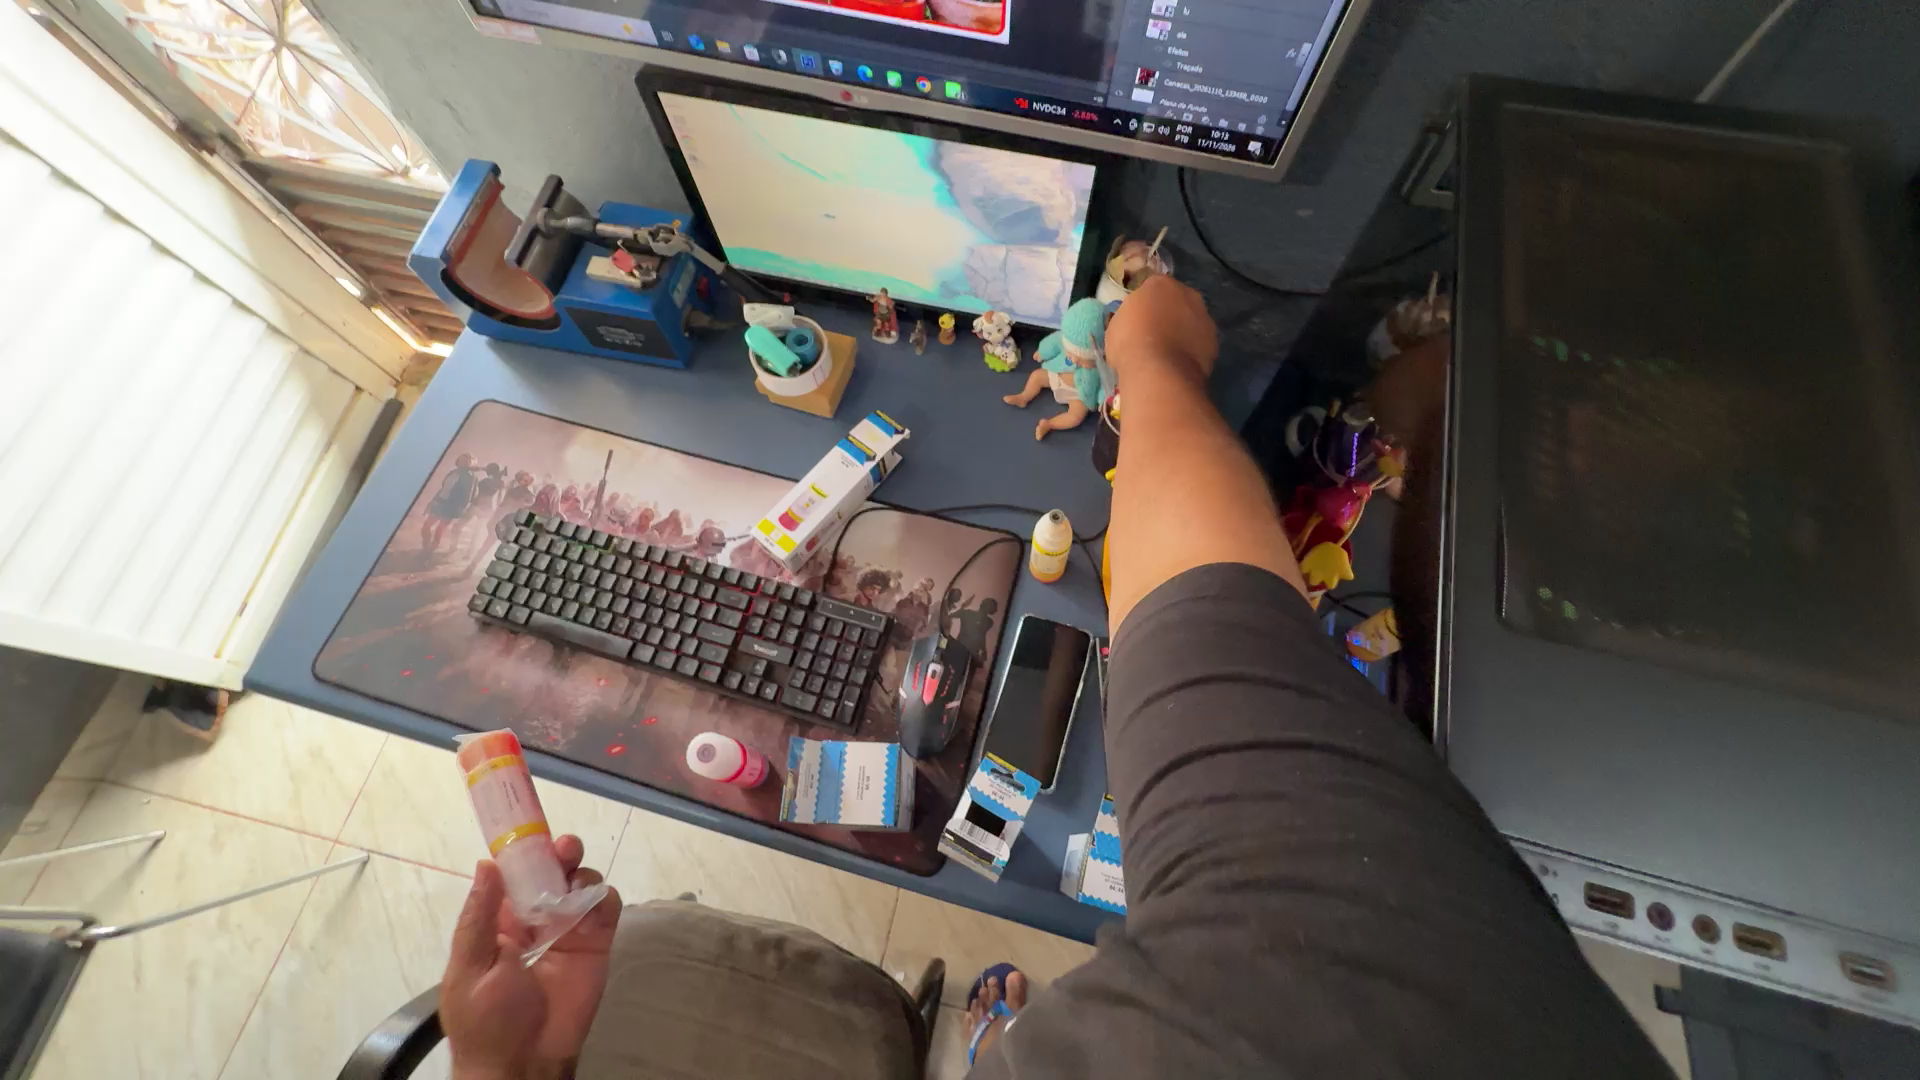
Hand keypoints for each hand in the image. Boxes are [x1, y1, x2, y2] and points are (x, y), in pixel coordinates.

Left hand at [442, 835, 621, 1079]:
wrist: (525, 1062)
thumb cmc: (486, 1020)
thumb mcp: (470, 968)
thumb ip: (480, 916)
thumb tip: (486, 864)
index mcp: (502, 921)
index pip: (515, 875)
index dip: (524, 851)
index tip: (530, 832)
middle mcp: (538, 916)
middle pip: (555, 871)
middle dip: (560, 853)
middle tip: (565, 848)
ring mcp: (570, 926)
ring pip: (582, 882)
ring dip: (581, 873)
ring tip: (575, 883)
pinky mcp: (598, 939)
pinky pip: (607, 905)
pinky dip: (604, 897)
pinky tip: (594, 907)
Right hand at [1105, 276, 1217, 385]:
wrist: (1157, 372)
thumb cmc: (1129, 344)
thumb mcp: (1116, 326)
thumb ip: (1130, 317)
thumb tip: (1135, 322)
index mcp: (1160, 284)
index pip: (1153, 288)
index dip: (1145, 306)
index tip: (1138, 321)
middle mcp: (1187, 294)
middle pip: (1177, 302)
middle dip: (1168, 315)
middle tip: (1155, 336)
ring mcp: (1205, 317)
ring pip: (1192, 322)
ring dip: (1183, 333)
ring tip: (1168, 355)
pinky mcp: (1214, 342)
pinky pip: (1199, 343)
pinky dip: (1192, 351)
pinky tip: (1179, 366)